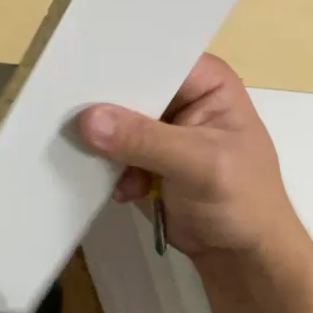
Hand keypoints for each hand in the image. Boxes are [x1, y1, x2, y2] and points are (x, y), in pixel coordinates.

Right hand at [76, 54, 308, 262]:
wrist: (238, 254)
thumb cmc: (242, 201)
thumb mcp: (199, 164)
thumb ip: (145, 140)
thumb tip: (88, 119)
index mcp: (205, 82)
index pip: (154, 58)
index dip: (119, 63)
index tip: (78, 72)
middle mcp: (178, 97)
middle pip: (125, 88)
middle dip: (101, 106)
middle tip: (69, 117)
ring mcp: (156, 129)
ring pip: (110, 121)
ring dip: (100, 144)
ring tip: (103, 164)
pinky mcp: (139, 157)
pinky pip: (106, 150)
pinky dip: (105, 168)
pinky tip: (124, 190)